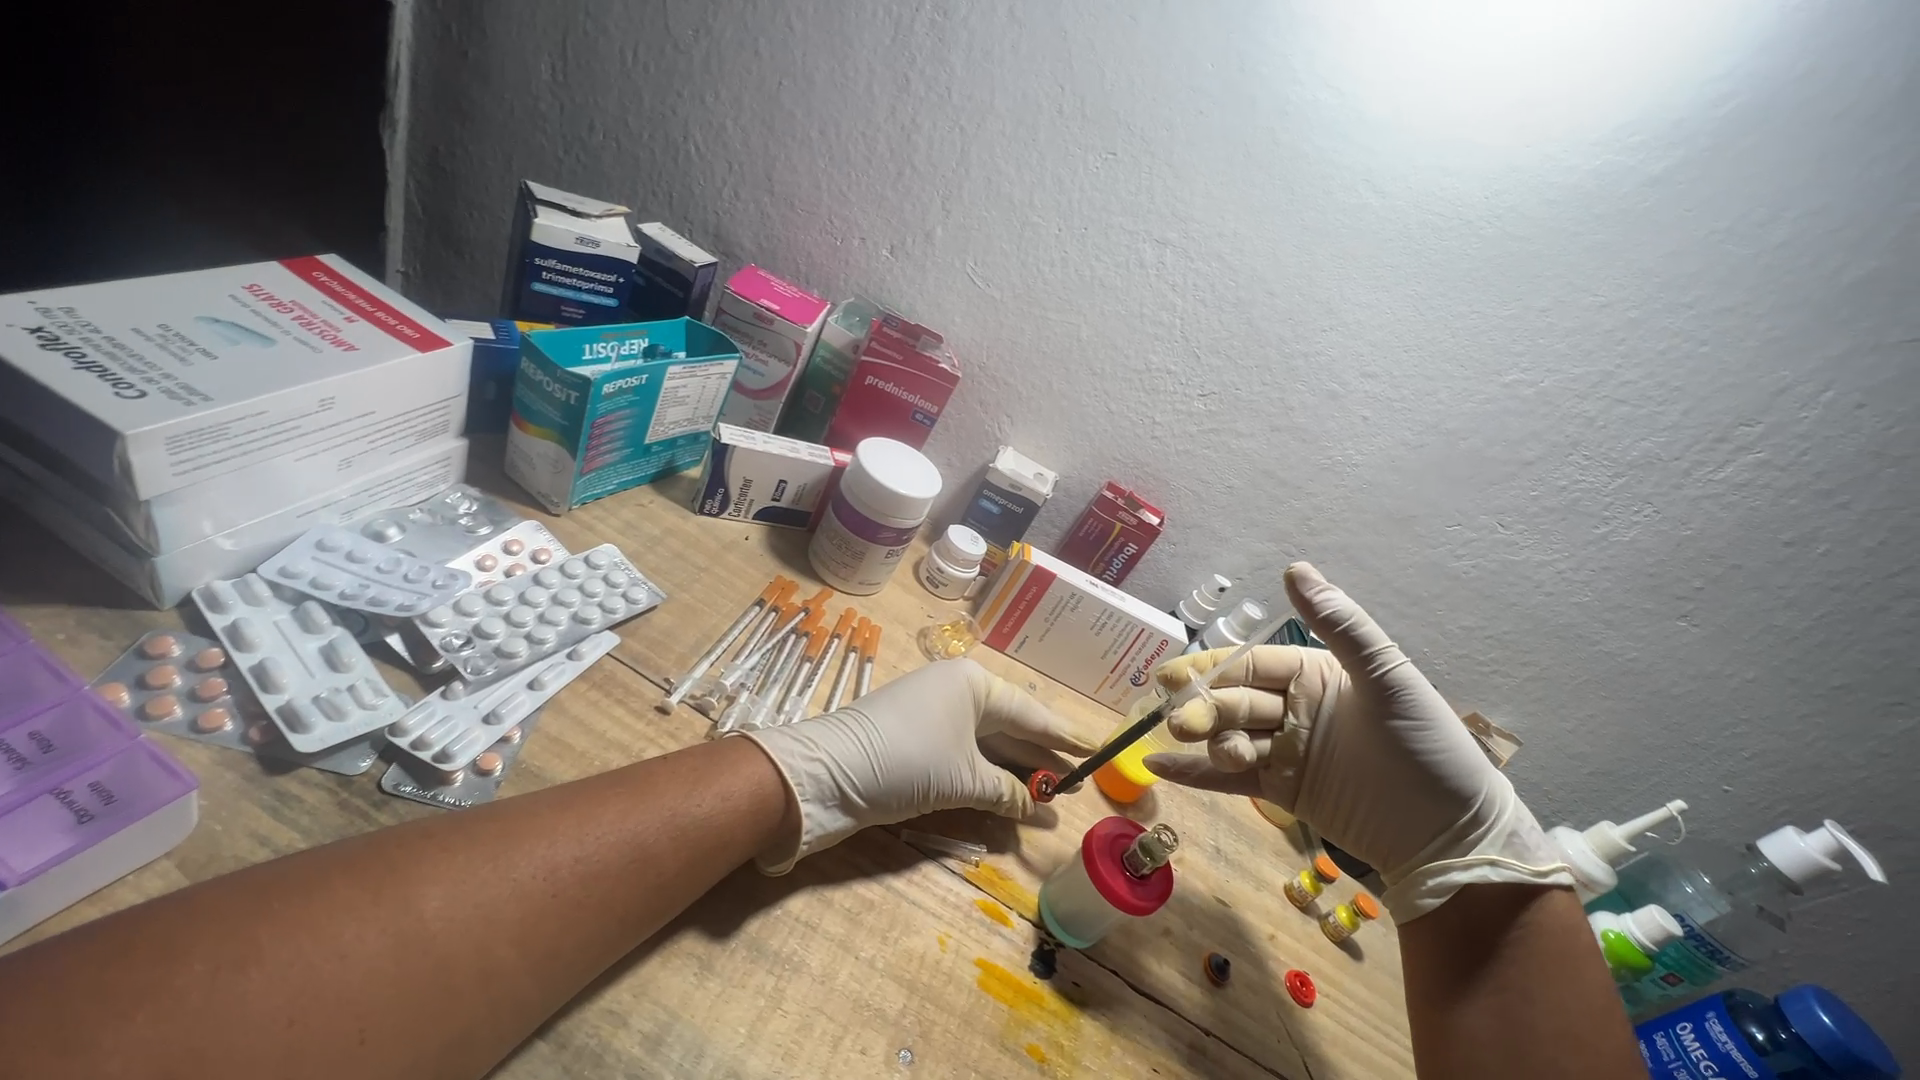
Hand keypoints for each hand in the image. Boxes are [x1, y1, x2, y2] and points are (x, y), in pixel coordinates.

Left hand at [740, 658, 1097, 872]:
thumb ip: (1008, 793)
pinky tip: (1010, 800)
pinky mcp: (917, 743)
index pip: (1031, 712)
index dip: (1063, 735)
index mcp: (973, 684)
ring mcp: (935, 717)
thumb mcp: (963, 779)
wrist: (826, 775)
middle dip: (1042, 757)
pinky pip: (965, 757)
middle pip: (1011, 727)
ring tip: (1053, 797)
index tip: (1096, 747)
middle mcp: (956, 692)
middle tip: (1080, 781)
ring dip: (1016, 772)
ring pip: (988, 744)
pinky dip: (987, 778)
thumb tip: (1042, 810)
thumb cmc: (905, 761)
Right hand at [1144, 562, 1570, 919]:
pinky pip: (1229, 777)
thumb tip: (1294, 567)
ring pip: (1230, 735)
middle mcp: (1293, 707)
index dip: (1213, 668)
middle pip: (1235, 701)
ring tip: (1182, 741)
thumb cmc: (1426, 747)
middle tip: (1178, 719)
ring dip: (1203, 738)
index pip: (1252, 665)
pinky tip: (1160, 767)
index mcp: (1315, 674)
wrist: (1451, 834)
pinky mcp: (1280, 790)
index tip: (1175, 674)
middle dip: (1204, 707)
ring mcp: (1284, 750)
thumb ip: (1339, 624)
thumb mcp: (1387, 679)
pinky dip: (1195, 772)